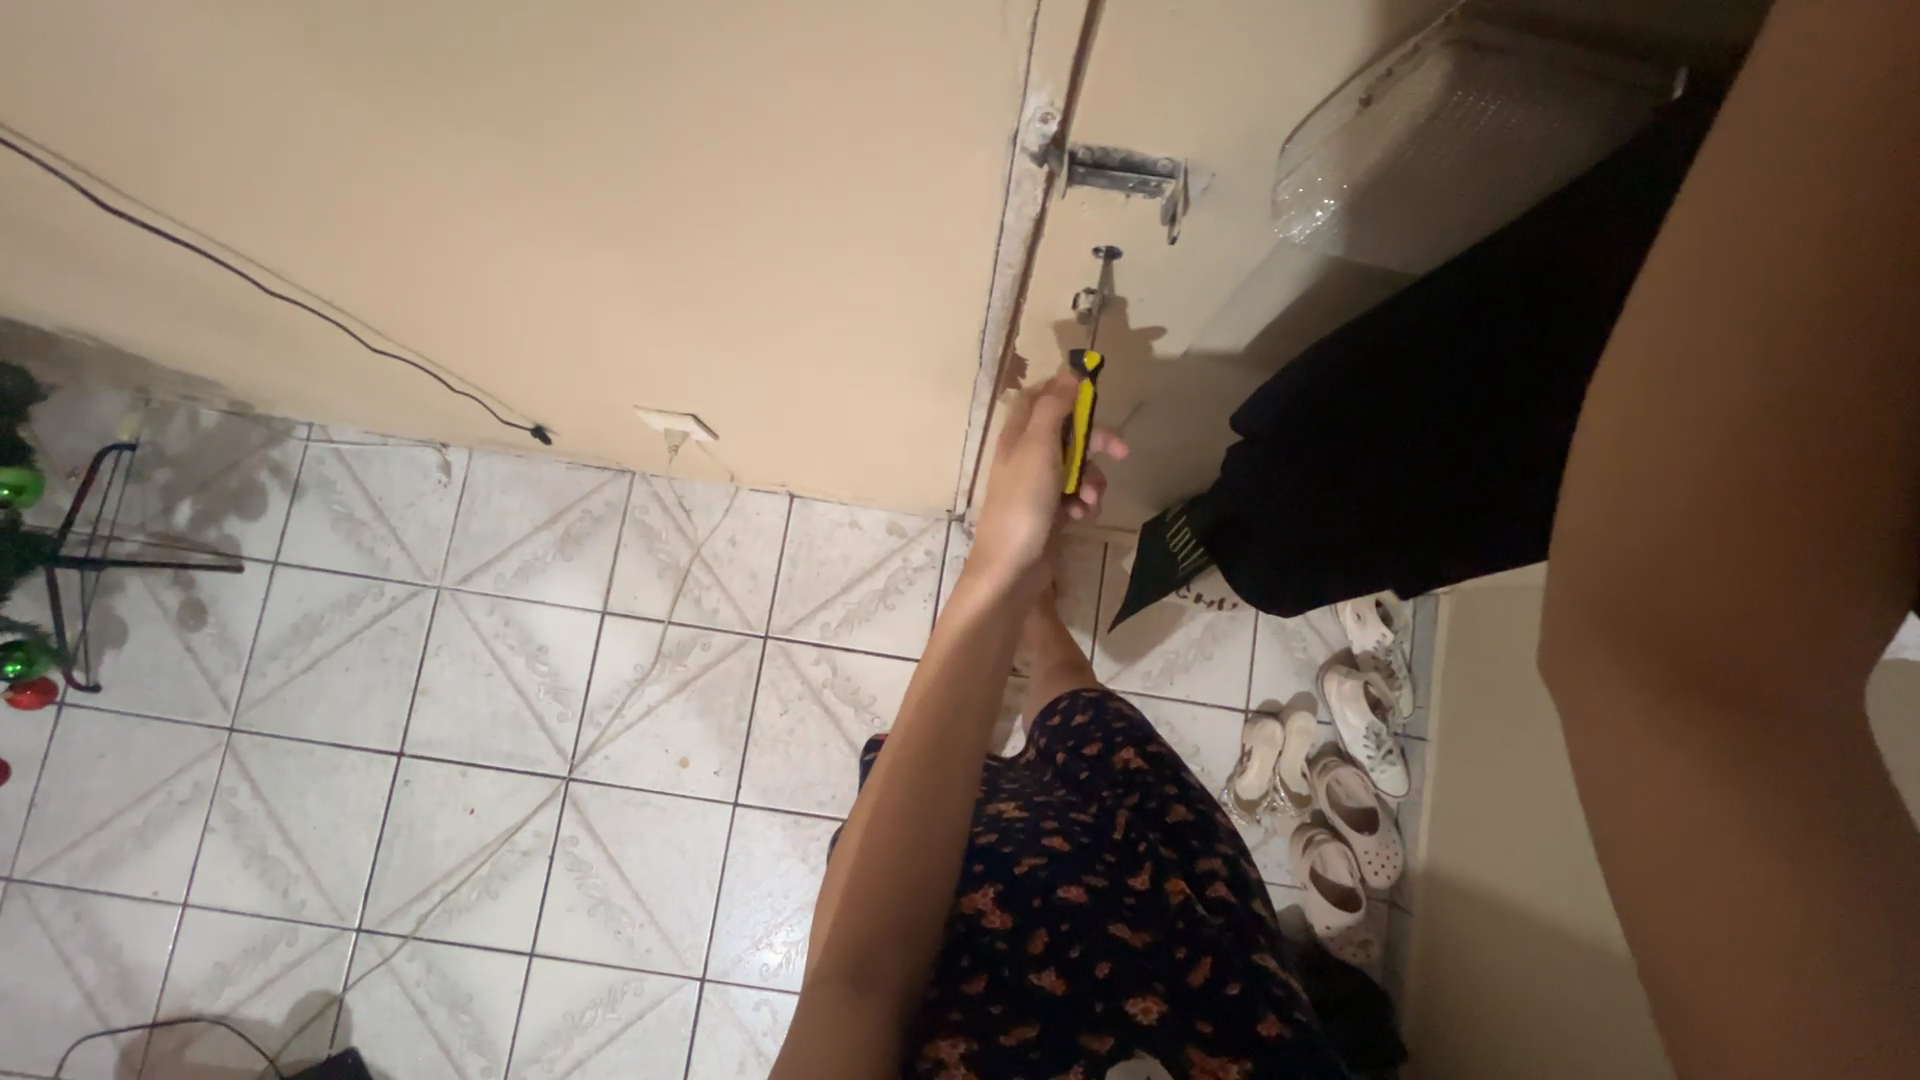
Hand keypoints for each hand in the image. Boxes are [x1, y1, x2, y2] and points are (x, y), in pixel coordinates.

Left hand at [969, 369, 1127, 592]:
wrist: (1012, 569)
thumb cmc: (1022, 504)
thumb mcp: (1038, 448)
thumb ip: (1054, 408)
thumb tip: (1069, 371)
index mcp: (1017, 436)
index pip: (1039, 399)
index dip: (1065, 393)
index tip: (1093, 394)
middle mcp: (1026, 457)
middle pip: (1068, 434)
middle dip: (1095, 444)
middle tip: (1121, 451)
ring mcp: (1038, 486)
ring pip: (1078, 468)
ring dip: (1092, 481)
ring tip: (1089, 500)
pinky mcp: (1050, 512)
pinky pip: (1076, 496)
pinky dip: (1084, 503)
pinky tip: (1081, 516)